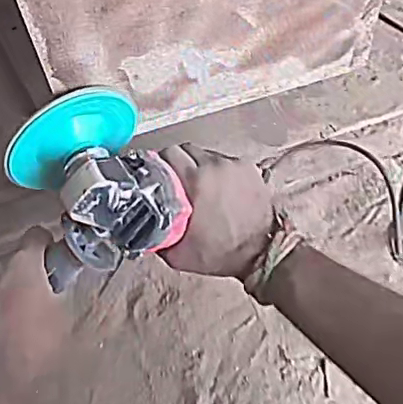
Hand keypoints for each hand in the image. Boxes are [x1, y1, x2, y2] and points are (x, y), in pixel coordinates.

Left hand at [0, 228, 69, 393]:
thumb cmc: (32, 351)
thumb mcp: (61, 320)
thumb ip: (59, 290)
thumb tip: (59, 279)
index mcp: (23, 264)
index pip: (36, 234)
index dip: (47, 246)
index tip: (53, 262)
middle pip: (14, 258)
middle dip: (25, 272)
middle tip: (37, 298)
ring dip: (4, 289)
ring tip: (13, 320)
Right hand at [156, 144, 274, 277]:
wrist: (263, 253)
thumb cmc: (222, 253)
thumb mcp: (178, 254)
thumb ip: (155, 236)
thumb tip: (139, 226)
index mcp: (194, 180)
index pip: (168, 153)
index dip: (158, 162)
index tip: (155, 172)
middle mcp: (213, 166)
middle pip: (184, 149)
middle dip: (176, 162)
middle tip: (174, 180)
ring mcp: (233, 165)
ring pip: (204, 154)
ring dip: (197, 165)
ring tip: (198, 184)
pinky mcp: (248, 167)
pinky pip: (224, 160)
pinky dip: (218, 170)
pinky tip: (218, 187)